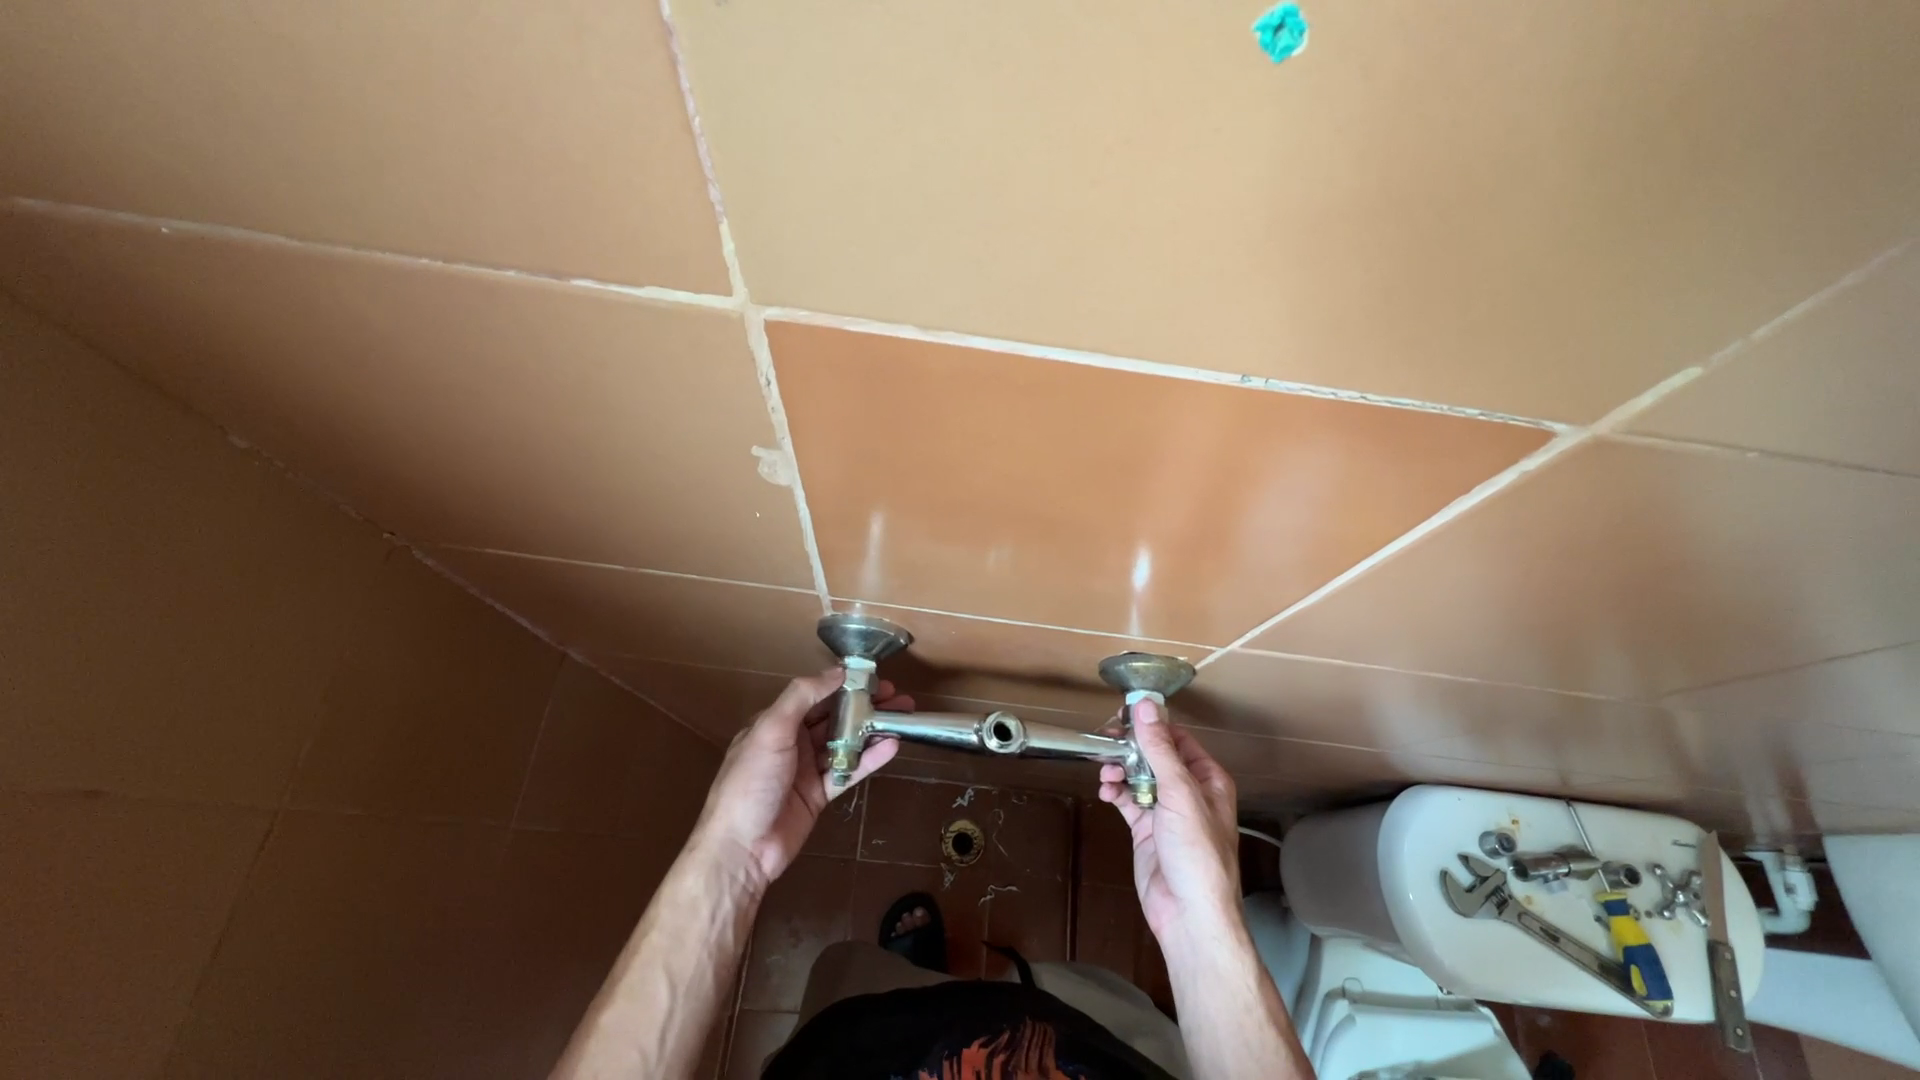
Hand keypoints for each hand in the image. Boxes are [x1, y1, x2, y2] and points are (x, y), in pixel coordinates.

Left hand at [688, 669, 912, 892]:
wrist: (741, 849)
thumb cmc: (750, 783)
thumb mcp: (771, 731)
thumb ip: (802, 697)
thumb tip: (837, 671)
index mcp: (775, 723)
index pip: (814, 696)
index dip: (843, 684)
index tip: (873, 675)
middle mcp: (792, 743)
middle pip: (835, 718)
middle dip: (865, 705)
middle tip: (897, 695)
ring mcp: (807, 770)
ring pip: (845, 743)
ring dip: (872, 730)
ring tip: (903, 717)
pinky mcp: (820, 796)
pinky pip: (849, 772)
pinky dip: (870, 759)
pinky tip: (892, 746)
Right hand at [1098, 699, 1241, 944]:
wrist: (1189, 914)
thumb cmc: (1196, 852)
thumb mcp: (1180, 793)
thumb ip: (1160, 749)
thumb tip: (1146, 706)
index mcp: (1207, 778)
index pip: (1177, 739)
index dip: (1151, 725)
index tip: (1122, 715)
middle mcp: (1187, 791)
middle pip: (1153, 756)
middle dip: (1129, 748)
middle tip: (1105, 740)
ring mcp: (1165, 811)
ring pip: (1137, 777)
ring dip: (1119, 770)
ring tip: (1106, 773)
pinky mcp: (1145, 829)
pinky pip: (1127, 801)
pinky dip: (1114, 793)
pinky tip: (1106, 792)